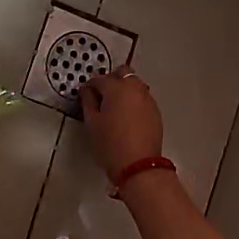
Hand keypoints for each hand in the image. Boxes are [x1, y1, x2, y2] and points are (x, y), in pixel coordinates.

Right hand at [80, 64, 163, 180]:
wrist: (137, 165)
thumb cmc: (109, 144)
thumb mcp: (91, 123)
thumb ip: (88, 101)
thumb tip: (87, 91)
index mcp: (117, 89)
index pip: (99, 79)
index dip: (89, 86)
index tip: (84, 95)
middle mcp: (135, 89)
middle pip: (123, 73)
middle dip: (110, 80)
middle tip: (100, 95)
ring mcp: (148, 99)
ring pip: (135, 84)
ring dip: (123, 89)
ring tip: (113, 106)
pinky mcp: (155, 111)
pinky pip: (142, 97)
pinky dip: (132, 100)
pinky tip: (125, 116)